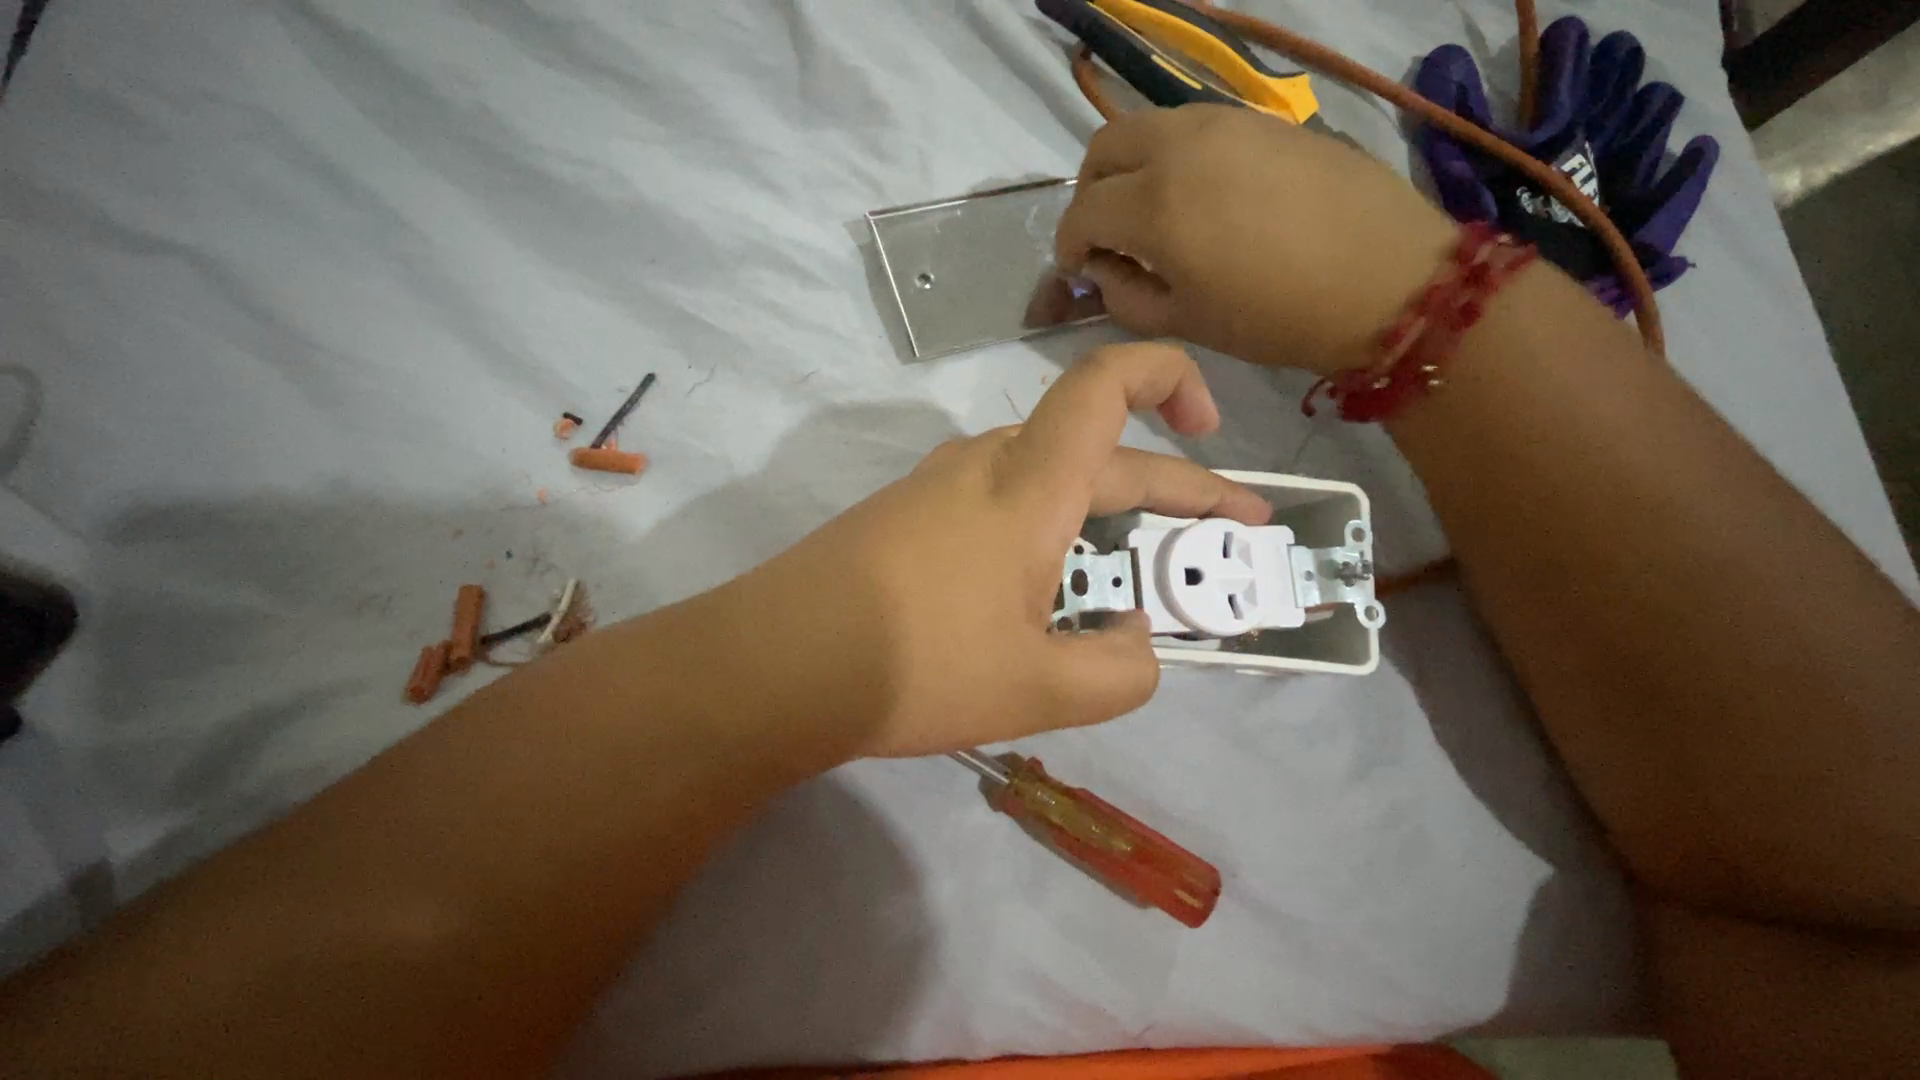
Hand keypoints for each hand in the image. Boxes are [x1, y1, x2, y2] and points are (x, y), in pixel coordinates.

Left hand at [727, 343, 1270, 757]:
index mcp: (1030, 484)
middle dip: (1172, 486)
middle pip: (1095, 448)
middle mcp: (985, 463)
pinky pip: (997, 504)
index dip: (1175, 380)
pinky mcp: (903, 516)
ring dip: (1102, 511)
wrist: (775, 664)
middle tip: (1224, 534)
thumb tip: (1135, 638)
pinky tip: (1039, 590)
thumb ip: (1121, 670)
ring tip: (1131, 574)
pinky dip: (1045, 531)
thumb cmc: (917, 666)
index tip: (1214, 435)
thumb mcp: (1039, 690)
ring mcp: (936, 486)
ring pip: (1044, 477)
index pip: (1111, 382)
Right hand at [1055, 106, 1459, 375]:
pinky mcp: (1265, 119)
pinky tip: (1204, 199)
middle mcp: (1181, 146)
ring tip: (1155, 215)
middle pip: (1104, 147)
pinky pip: (1196, 127)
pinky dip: (1176, 157)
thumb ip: (1125, 295)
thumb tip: (1103, 269)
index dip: (1070, 245)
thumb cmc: (1276, 317)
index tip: (1079, 269)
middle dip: (1091, 191)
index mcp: (1155, 204)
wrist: (1386, 281)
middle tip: (1108, 233)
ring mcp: (1227, 123)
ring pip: (1150, 127)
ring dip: (1133, 167)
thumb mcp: (1184, 323)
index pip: (1082, 211)